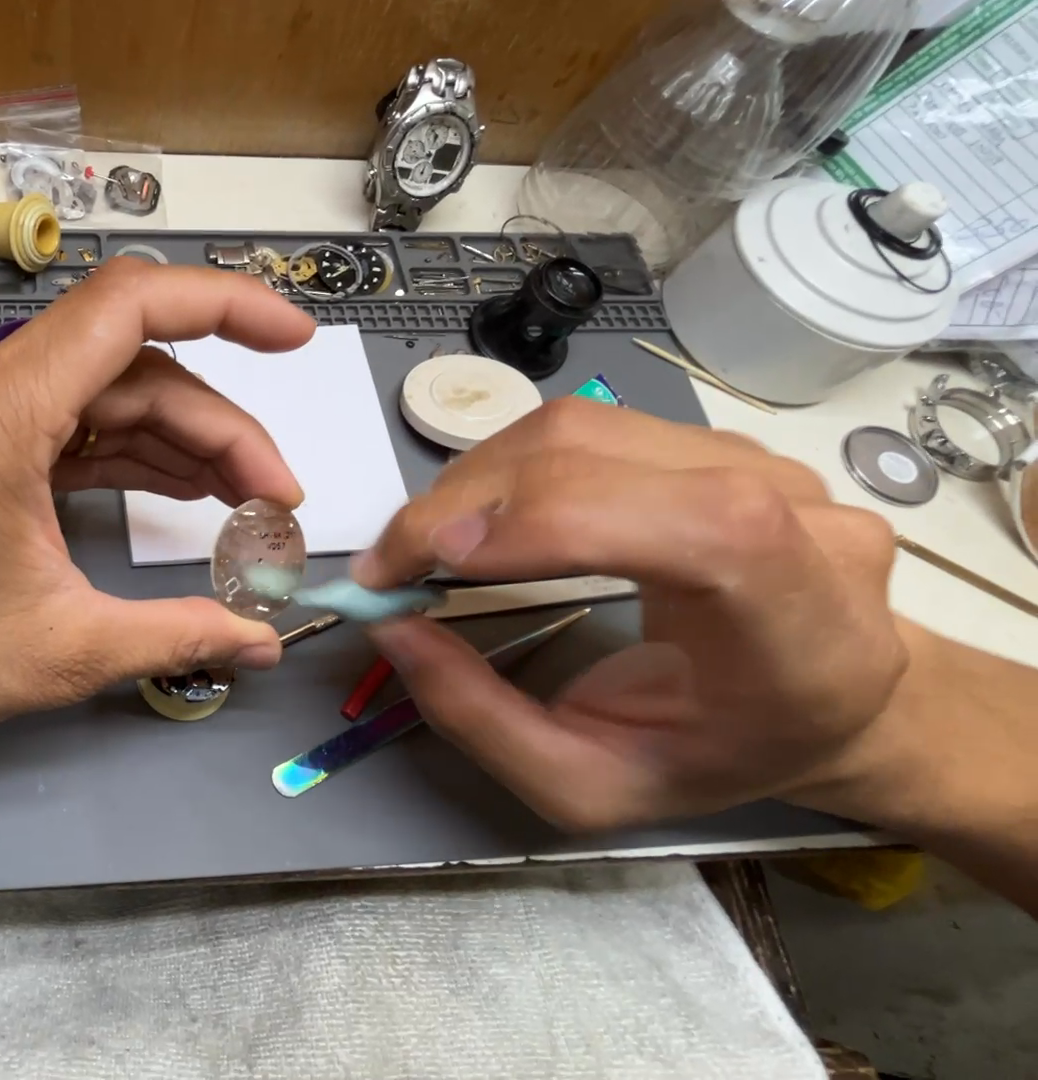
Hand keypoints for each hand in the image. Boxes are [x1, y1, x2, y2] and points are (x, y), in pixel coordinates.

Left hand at [0, 260, 314, 753]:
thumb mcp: (61, 651)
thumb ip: (178, 635)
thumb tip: (264, 643)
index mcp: (1, 413)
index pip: (130, 306)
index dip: (227, 305)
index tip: (295, 339)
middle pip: (136, 369)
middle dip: (220, 427)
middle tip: (277, 503)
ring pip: (108, 398)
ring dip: (180, 443)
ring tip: (245, 504)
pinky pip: (70, 429)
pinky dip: (128, 455)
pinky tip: (181, 491)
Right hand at [353, 399, 905, 829]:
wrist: (825, 696)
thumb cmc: (711, 752)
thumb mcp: (584, 785)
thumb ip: (477, 718)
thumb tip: (388, 624)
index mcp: (798, 622)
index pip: (697, 524)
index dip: (555, 521)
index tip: (433, 562)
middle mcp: (792, 512)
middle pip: (595, 457)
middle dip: (460, 506)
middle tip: (387, 567)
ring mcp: (748, 457)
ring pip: (568, 429)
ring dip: (467, 483)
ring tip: (425, 545)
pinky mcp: (699, 439)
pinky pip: (573, 428)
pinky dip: (497, 469)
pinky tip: (477, 519)